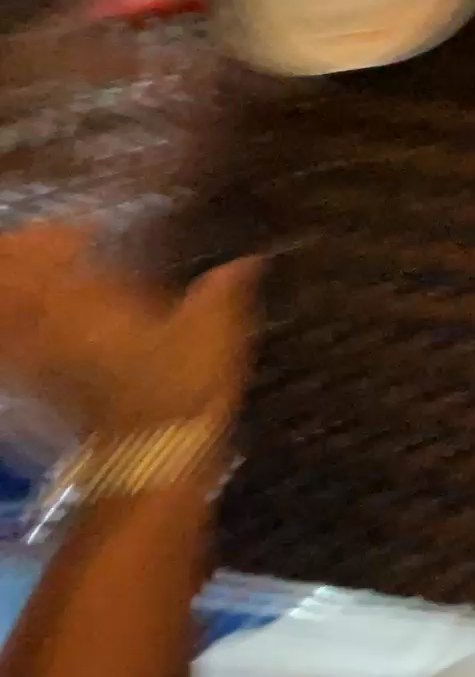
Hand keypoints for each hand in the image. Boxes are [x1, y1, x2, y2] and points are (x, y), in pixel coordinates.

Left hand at [0, 224, 261, 438]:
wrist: (153, 449)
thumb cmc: (187, 384)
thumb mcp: (219, 333)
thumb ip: (225, 291)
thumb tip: (248, 261)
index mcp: (94, 302)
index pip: (56, 254)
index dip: (62, 235)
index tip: (84, 227)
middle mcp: (50, 322)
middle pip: (13, 279)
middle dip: (20, 257)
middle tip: (43, 244)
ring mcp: (34, 353)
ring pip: (4, 313)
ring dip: (11, 290)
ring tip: (30, 281)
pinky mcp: (34, 380)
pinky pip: (8, 348)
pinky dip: (12, 330)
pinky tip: (26, 327)